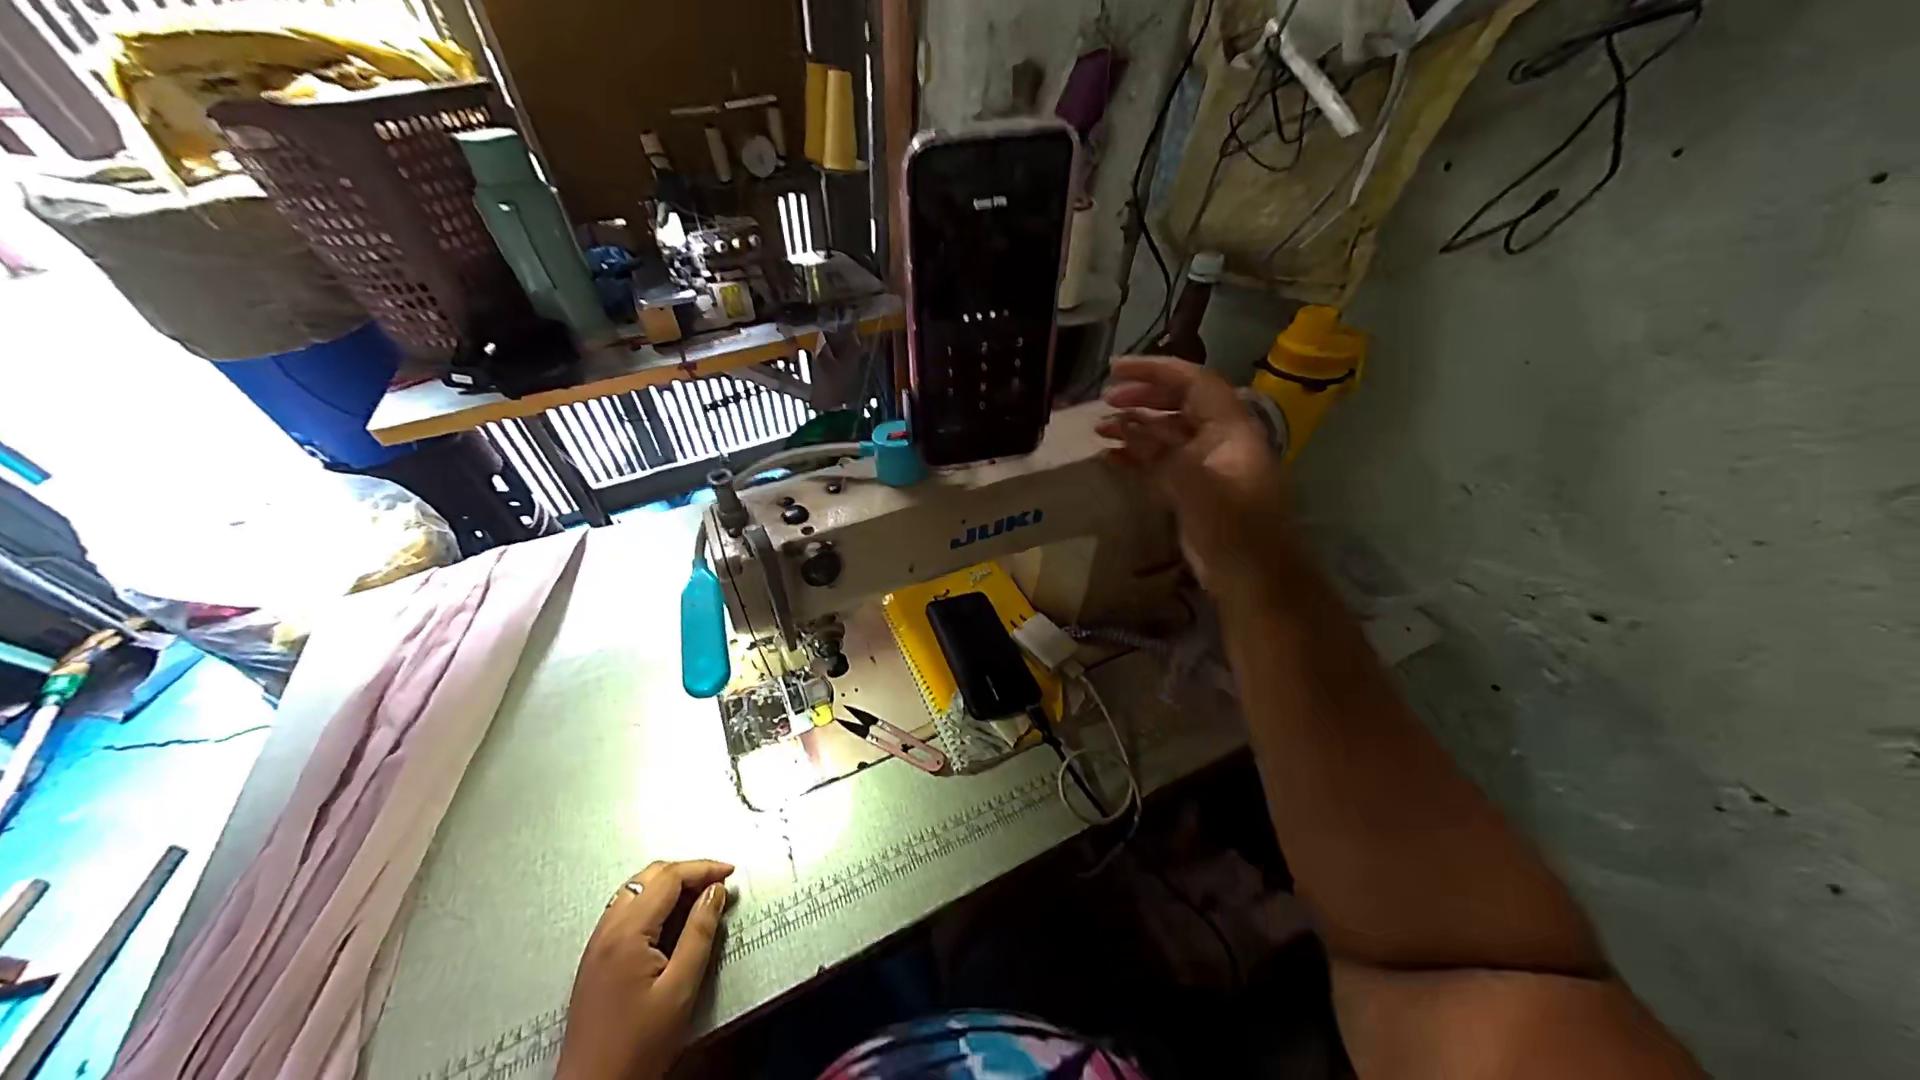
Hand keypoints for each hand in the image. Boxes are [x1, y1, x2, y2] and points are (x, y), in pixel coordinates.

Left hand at [556, 860, 733, 1079]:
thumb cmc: (637, 1047)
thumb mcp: (680, 988)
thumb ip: (700, 933)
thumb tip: (715, 892)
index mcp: (626, 933)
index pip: (668, 878)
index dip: (703, 869)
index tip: (730, 872)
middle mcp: (606, 931)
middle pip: (650, 877)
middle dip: (687, 872)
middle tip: (718, 883)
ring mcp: (597, 944)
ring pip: (636, 890)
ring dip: (670, 885)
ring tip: (701, 899)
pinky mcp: (596, 960)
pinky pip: (626, 911)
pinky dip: (654, 903)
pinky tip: (672, 921)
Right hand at [1097, 356, 1291, 591]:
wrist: (1254, 580)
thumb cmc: (1234, 530)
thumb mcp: (1196, 486)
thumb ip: (1159, 452)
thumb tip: (1124, 425)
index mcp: (1232, 428)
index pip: (1193, 383)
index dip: (1155, 370)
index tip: (1115, 368)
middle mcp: (1219, 440)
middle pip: (1179, 403)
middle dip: (1142, 396)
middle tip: (1105, 400)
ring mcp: (1206, 465)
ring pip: (1167, 433)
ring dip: (1135, 427)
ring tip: (1100, 429)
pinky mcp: (1193, 490)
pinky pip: (1162, 462)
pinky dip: (1138, 456)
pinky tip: (1111, 458)